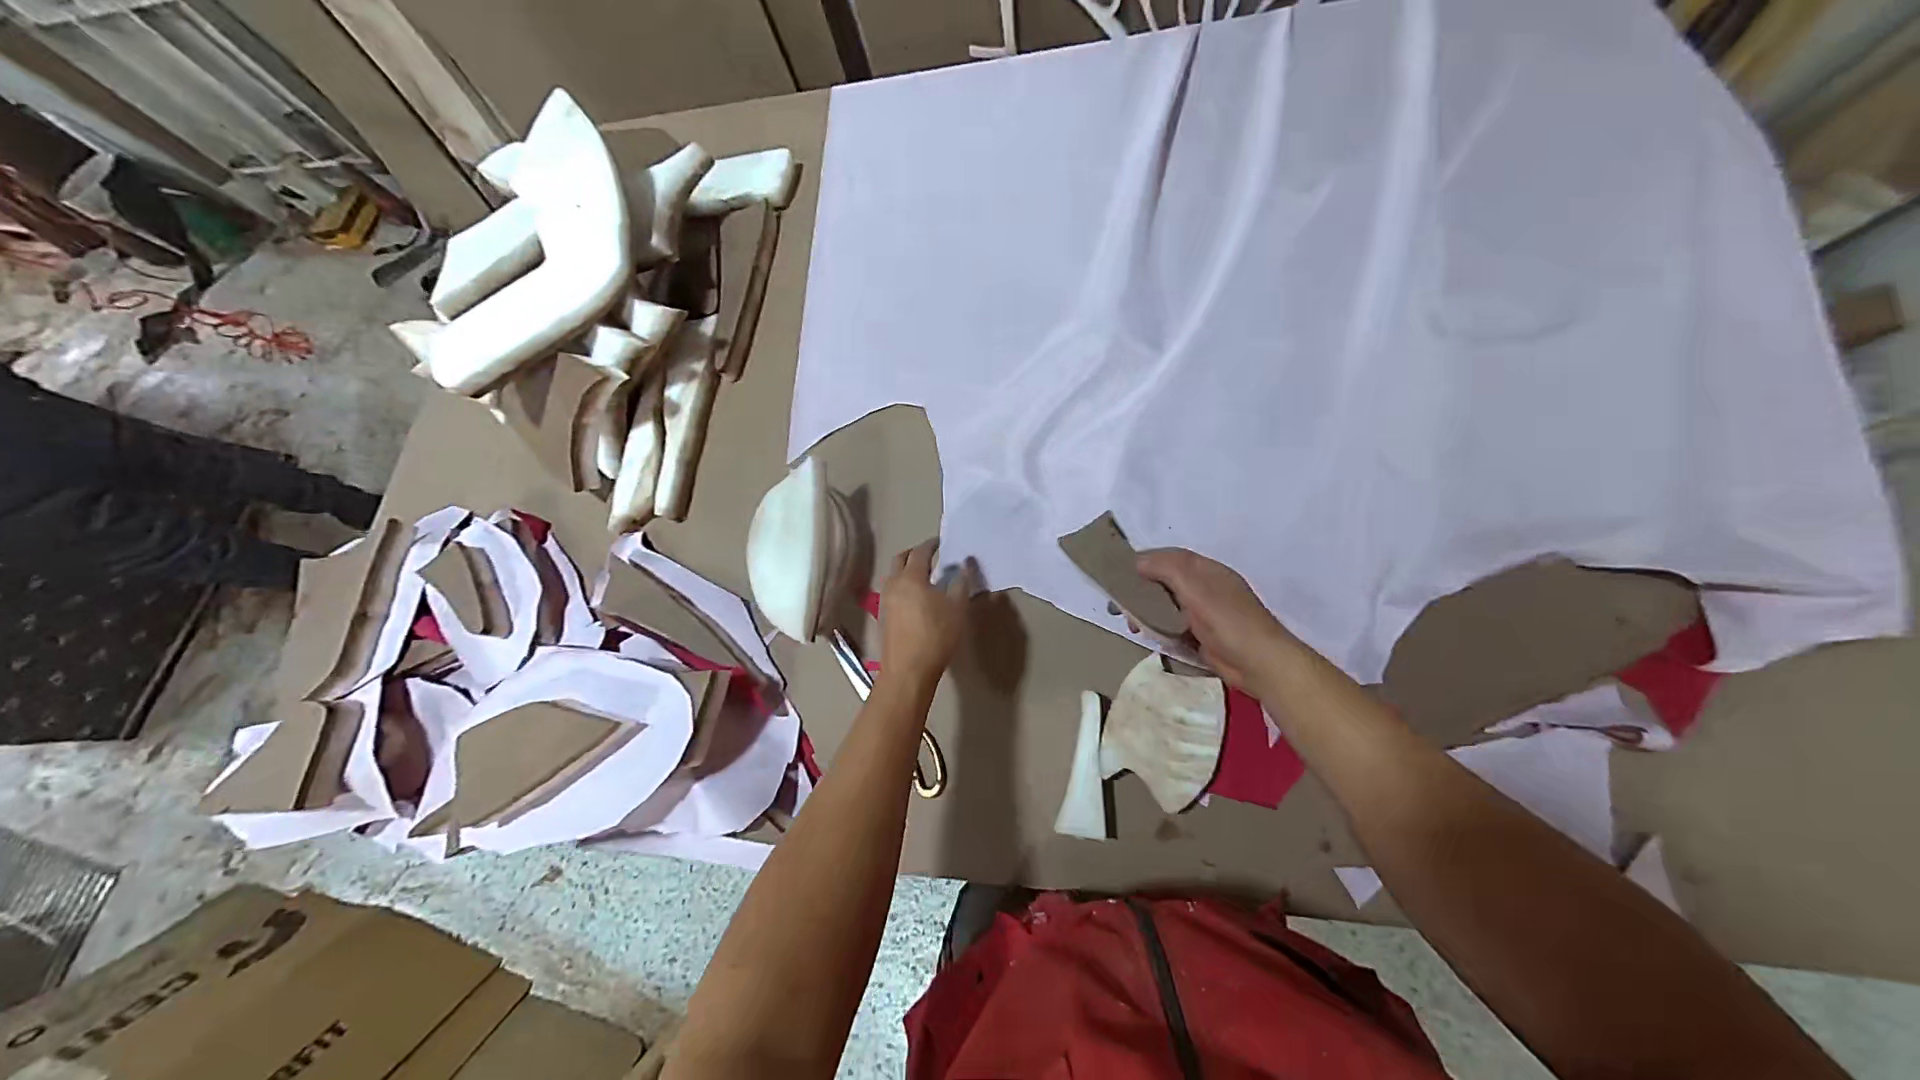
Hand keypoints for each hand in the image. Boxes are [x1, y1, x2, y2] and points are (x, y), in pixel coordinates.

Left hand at [877, 540, 972, 689]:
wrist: (908, 670)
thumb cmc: (936, 636)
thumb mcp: (957, 608)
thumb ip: (961, 583)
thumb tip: (964, 564)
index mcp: (911, 578)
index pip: (920, 552)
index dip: (931, 545)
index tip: (941, 542)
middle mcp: (893, 584)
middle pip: (901, 559)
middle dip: (915, 554)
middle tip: (931, 556)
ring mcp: (884, 601)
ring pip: (894, 576)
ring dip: (907, 570)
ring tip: (925, 576)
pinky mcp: (883, 616)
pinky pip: (892, 591)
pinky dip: (903, 586)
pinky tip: (916, 598)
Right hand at [1135, 548, 1299, 691]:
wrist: (1260, 664)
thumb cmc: (1228, 621)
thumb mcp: (1196, 588)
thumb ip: (1167, 569)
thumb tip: (1137, 561)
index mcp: (1206, 570)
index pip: (1169, 557)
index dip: (1143, 561)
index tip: (1118, 573)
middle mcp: (1205, 587)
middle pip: (1165, 580)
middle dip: (1141, 589)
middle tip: (1119, 604)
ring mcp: (1205, 612)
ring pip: (1167, 604)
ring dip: (1147, 611)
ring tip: (1132, 624)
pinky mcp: (1202, 635)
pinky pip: (1174, 625)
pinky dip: (1159, 627)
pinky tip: (1149, 636)